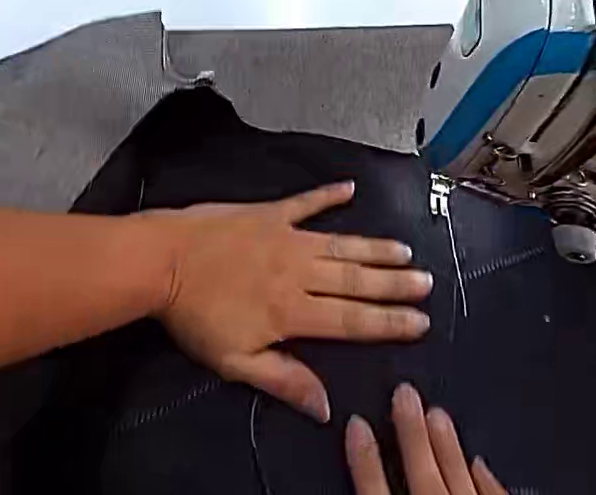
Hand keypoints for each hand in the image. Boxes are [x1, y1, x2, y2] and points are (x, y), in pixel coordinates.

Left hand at [147, 181, 431, 422]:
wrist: (167, 259)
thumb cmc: (198, 316)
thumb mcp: (235, 361)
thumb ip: (283, 379)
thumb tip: (325, 406)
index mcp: (294, 311)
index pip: (352, 320)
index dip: (389, 322)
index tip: (421, 320)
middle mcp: (301, 271)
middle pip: (357, 280)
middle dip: (395, 283)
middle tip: (427, 281)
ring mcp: (290, 236)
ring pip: (343, 244)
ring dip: (375, 248)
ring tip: (405, 250)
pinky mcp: (274, 213)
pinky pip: (308, 202)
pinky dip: (330, 194)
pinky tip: (350, 188)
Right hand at [346, 384, 507, 494]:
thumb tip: (352, 489)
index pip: (375, 494)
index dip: (365, 459)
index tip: (357, 426)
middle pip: (421, 474)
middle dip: (410, 431)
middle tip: (404, 393)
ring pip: (457, 479)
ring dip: (447, 446)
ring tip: (438, 413)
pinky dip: (488, 481)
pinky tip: (481, 462)